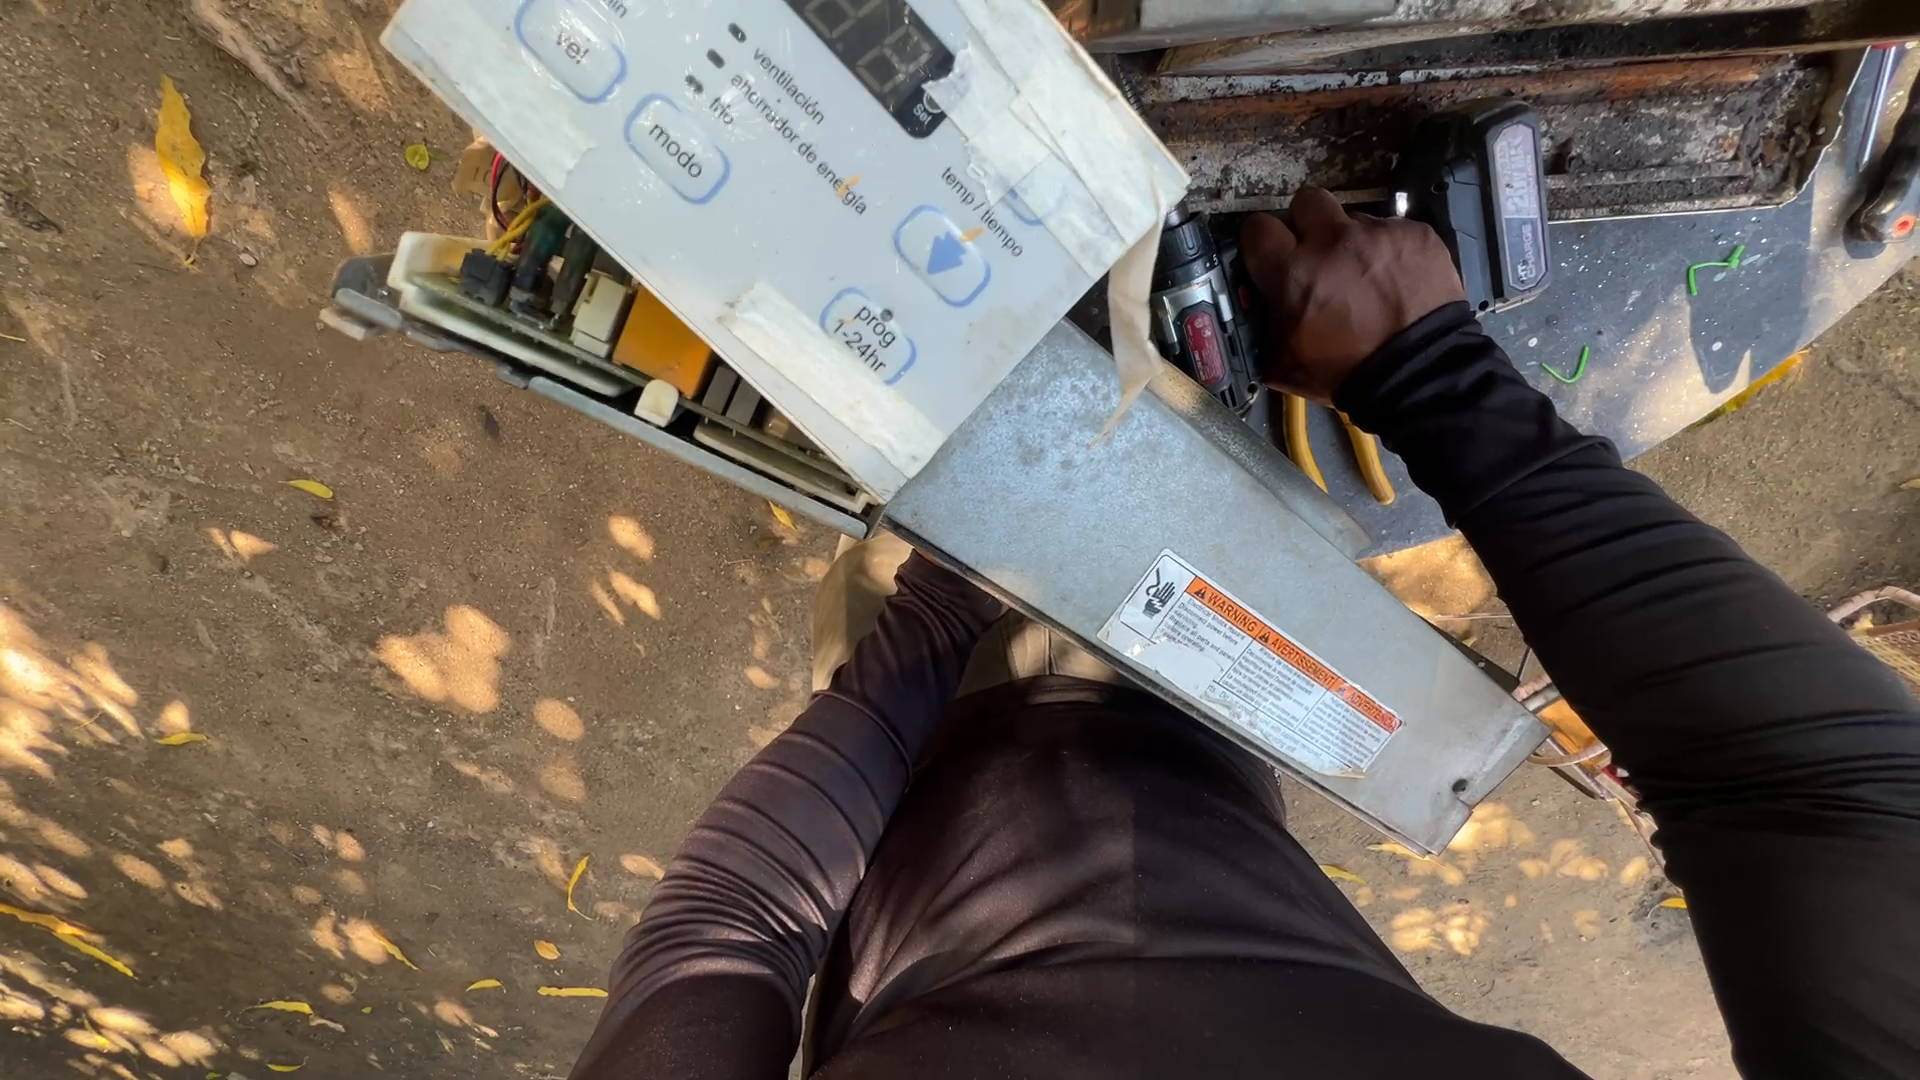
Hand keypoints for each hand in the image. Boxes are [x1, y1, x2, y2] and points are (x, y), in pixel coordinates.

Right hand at [1239, 187, 1464, 403]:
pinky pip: (1391, 230)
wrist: (1415, 373)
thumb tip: (1259, 308)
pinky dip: (1386, 251)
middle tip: (1310, 250)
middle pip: (1306, 200)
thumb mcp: (1281, 359)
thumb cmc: (1342, 371)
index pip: (1257, 227)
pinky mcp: (1415, 233)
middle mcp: (1332, 241)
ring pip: (1352, 218)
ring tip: (1360, 275)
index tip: (1267, 253)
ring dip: (1348, 242)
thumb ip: (1264, 323)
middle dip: (1304, 222)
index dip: (1260, 240)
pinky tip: (1390, 280)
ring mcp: (1377, 233)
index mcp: (1292, 272)